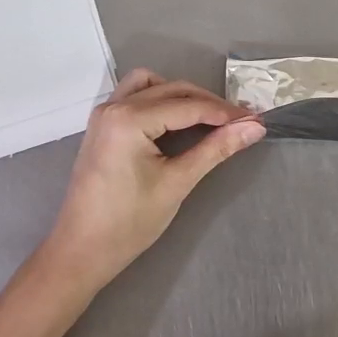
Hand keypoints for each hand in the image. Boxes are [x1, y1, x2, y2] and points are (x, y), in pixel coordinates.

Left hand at [45, 69, 264, 287]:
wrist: (81, 251)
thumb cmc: (129, 222)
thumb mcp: (177, 183)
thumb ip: (215, 149)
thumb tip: (254, 128)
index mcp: (130, 119)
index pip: (189, 106)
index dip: (225, 113)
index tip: (255, 120)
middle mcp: (114, 106)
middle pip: (173, 89)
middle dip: (209, 104)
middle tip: (240, 122)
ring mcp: (104, 114)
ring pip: (151, 85)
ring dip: (182, 95)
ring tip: (208, 119)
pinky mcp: (102, 126)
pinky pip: (135, 97)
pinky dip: (159, 100)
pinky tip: (177, 122)